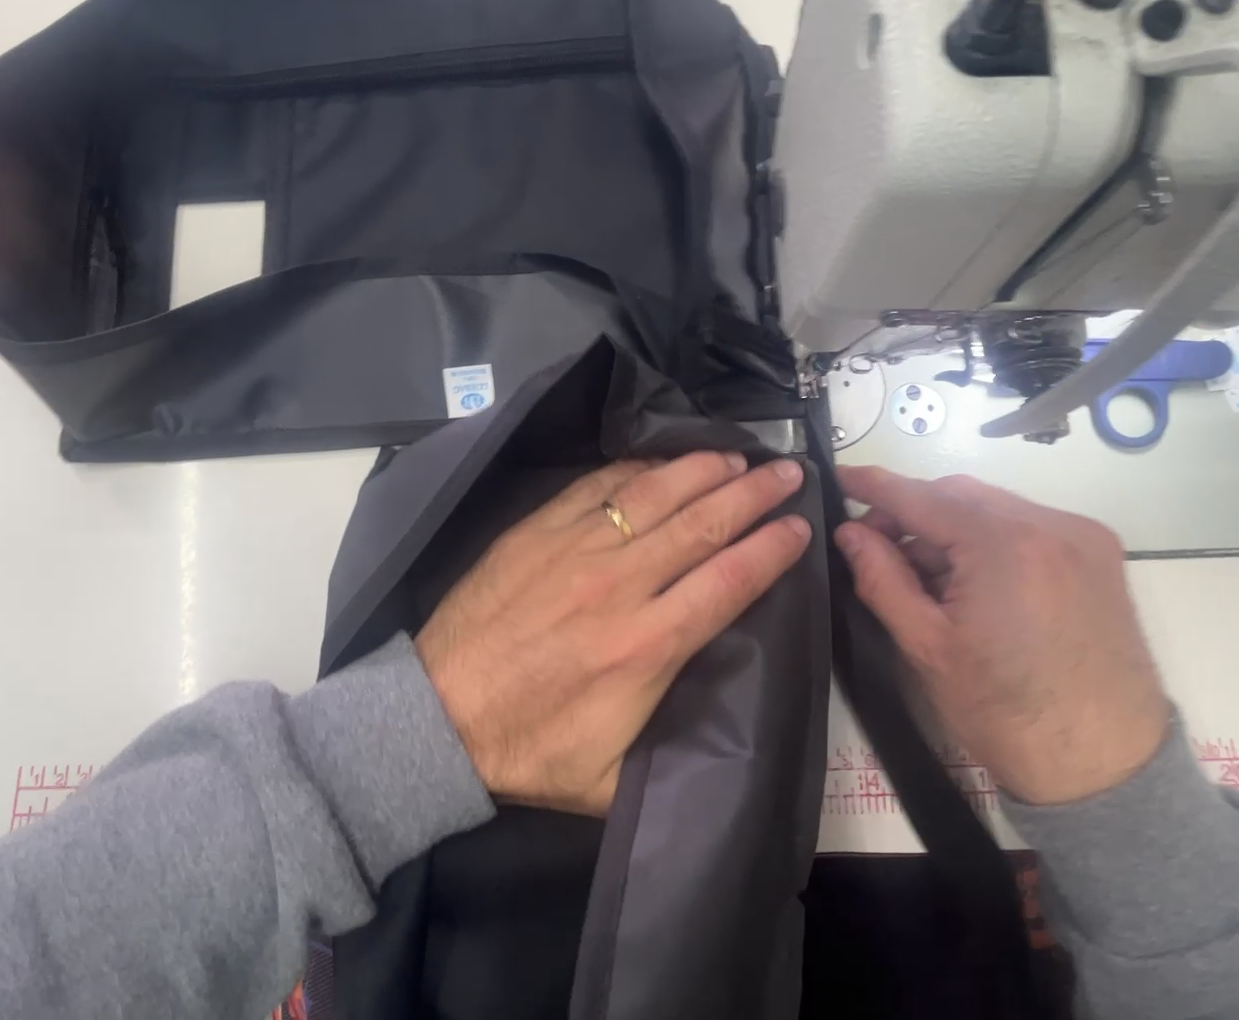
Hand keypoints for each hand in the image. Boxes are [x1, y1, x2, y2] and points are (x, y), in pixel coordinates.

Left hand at [417, 451, 811, 815]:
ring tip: (738, 457)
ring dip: (703, 470)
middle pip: (703, 525)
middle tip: (789, 472)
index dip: (772, 550)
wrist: (438, 716)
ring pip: (655, 494)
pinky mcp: (537, 531)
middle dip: (754, 494)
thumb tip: (718, 718)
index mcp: (646, 646)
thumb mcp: (611, 781)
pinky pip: (598, 486)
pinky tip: (663, 461)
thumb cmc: (528, 749)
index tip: (799, 528)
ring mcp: (575, 550)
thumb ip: (672, 752)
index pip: (729, 581)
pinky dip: (637, 469)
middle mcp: (619, 587)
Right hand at [834, 466, 1169, 804]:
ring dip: (949, 529)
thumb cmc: (1003, 711)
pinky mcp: (1100, 556)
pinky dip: (987, 540)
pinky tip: (969, 581)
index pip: (923, 497)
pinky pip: (1026, 527)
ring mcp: (1083, 538)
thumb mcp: (926, 644)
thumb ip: (881, 577)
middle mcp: (1052, 525)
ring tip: (923, 576)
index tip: (838, 477)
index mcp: (1005, 545)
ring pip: (993, 508)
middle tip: (874, 548)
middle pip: (960, 494)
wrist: (1102, 765)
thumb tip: (850, 533)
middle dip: (911, 513)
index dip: (874, 485)